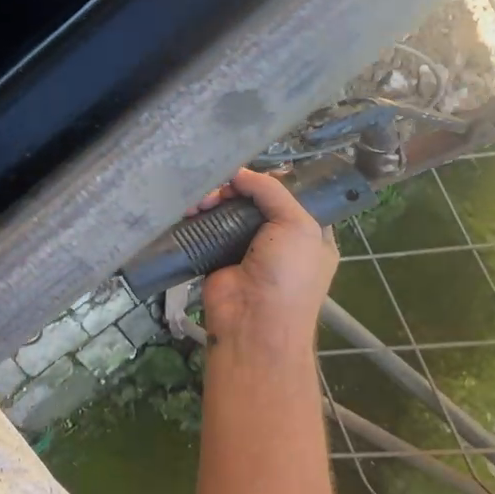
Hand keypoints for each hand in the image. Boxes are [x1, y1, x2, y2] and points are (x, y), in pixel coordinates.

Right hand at [195, 169, 336, 352]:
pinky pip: (204, 225)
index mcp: (308, 233)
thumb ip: (270, 191)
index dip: (265, 181)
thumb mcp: (297, 226)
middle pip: (250, 199)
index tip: (243, 174)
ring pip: (224, 209)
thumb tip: (237, 172)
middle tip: (217, 192)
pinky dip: (194, 215)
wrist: (254, 321)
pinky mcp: (216, 253)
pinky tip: (186, 211)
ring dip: (209, 200)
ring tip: (198, 203)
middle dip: (231, 189)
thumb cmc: (288, 275)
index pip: (286, 194)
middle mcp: (278, 238)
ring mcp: (245, 247)